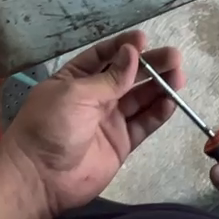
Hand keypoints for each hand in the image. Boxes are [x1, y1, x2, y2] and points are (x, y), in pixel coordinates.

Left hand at [0, 31, 184, 218]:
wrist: (39, 178)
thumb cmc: (50, 127)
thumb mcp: (75, 94)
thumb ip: (108, 78)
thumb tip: (132, 53)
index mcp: (76, 78)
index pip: (103, 55)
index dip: (124, 46)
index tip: (144, 39)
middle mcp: (95, 96)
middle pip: (128, 75)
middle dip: (150, 65)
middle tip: (174, 57)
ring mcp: (109, 120)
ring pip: (140, 98)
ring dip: (159, 86)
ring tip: (179, 76)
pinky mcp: (121, 143)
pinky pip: (143, 124)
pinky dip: (157, 113)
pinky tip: (170, 101)